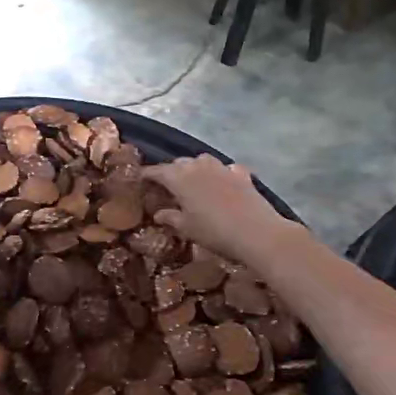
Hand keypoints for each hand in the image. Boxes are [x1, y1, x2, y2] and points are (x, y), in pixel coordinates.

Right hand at [144, 155, 302, 265]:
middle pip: (178, 163)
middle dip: (170, 172)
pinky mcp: (241, 174)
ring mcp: (221, 167)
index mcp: (179, 177)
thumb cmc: (214, 232)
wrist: (257, 233)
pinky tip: (221, 182)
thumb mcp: (187, 228)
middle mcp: (198, 166)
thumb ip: (170, 217)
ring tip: (192, 182)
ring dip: (194, 168)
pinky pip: (225, 168)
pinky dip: (220, 173)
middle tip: (165, 187)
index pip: (156, 171)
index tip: (138, 180)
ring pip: (201, 161)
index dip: (146, 175)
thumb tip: (158, 214)